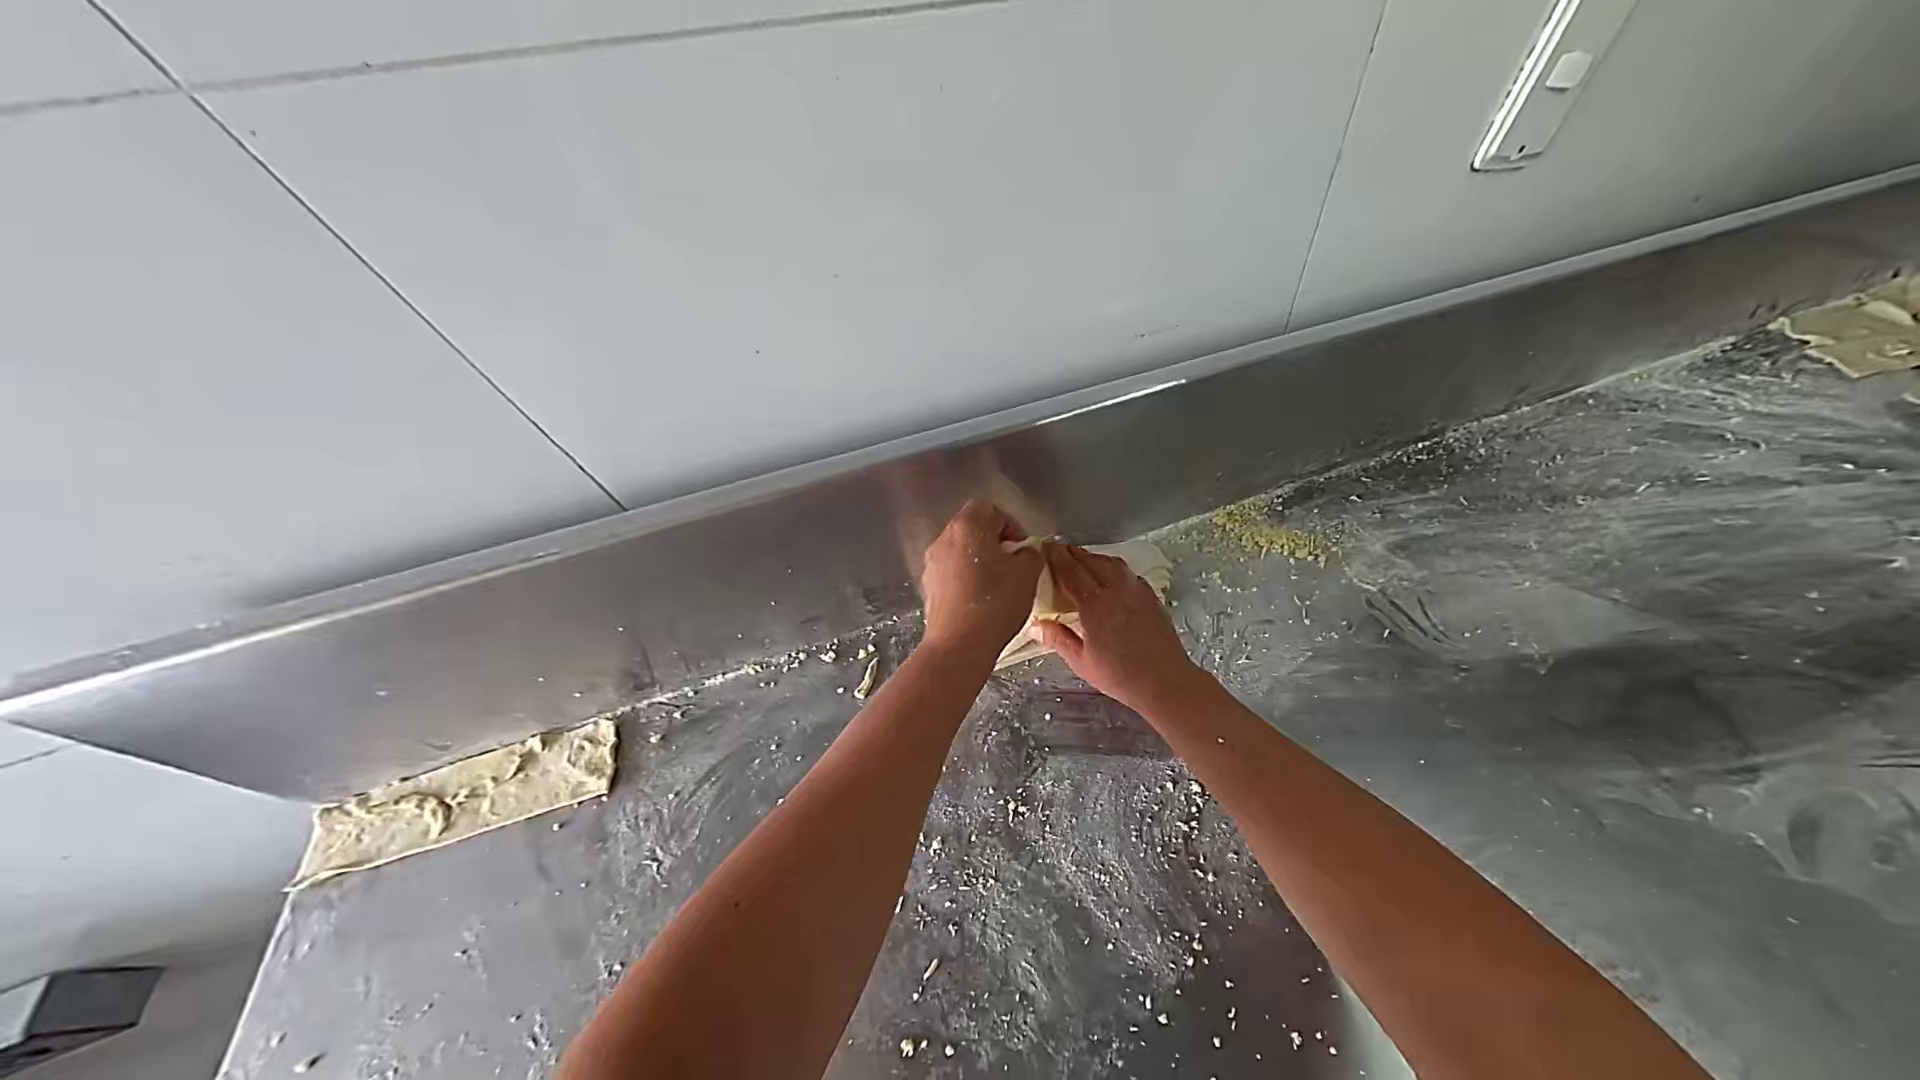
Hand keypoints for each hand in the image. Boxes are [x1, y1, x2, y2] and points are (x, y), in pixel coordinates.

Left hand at [920, 500, 1043, 658]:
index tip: (1022, 547)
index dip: (1010, 525)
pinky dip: (967, 581)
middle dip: (995, 544)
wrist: (960, 645)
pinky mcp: (929, 588)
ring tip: (999, 586)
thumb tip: (1026, 553)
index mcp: (967, 527)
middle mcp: (944, 540)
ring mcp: (933, 565)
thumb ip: (1031, 554)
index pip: (989, 509)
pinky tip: (982, 602)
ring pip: (961, 553)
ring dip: (980, 563)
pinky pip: (952, 575)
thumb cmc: (994, 604)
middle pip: (972, 529)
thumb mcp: (1028, 574)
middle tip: (1014, 565)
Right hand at [1037, 544, 1208, 712]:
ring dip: (1092, 556)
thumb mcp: (1081, 661)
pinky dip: (1112, 566)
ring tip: (1080, 557)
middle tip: (1057, 548)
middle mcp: (1115, 591)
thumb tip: (1037, 625)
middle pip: (1090, 561)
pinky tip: (1109, 573)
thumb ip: (1058, 639)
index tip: (1045, 548)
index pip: (1070, 571)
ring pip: (1110, 562)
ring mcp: (1136, 591)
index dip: (1056, 557)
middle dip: (1072, 552)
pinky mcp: (1150, 596)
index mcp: (1094, 605)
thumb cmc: (1121, 676)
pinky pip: (1127, 572)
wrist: (1165, 681)